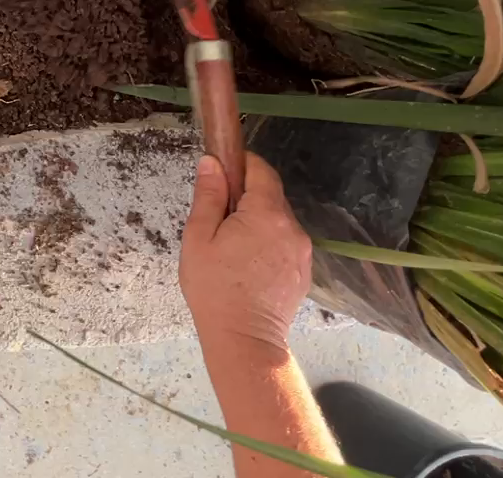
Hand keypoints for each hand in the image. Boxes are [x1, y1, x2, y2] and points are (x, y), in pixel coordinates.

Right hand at [179, 152, 311, 356]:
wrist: (243, 340)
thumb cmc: (213, 286)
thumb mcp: (198, 235)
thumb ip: (208, 195)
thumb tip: (212, 162)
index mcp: (267, 214)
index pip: (262, 170)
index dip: (241, 164)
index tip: (220, 171)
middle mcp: (292, 229)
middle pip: (270, 194)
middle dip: (245, 195)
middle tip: (216, 215)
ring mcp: (302, 252)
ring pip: (277, 219)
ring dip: (255, 219)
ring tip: (229, 243)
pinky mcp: (303, 271)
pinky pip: (284, 241)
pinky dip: (266, 240)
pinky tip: (246, 261)